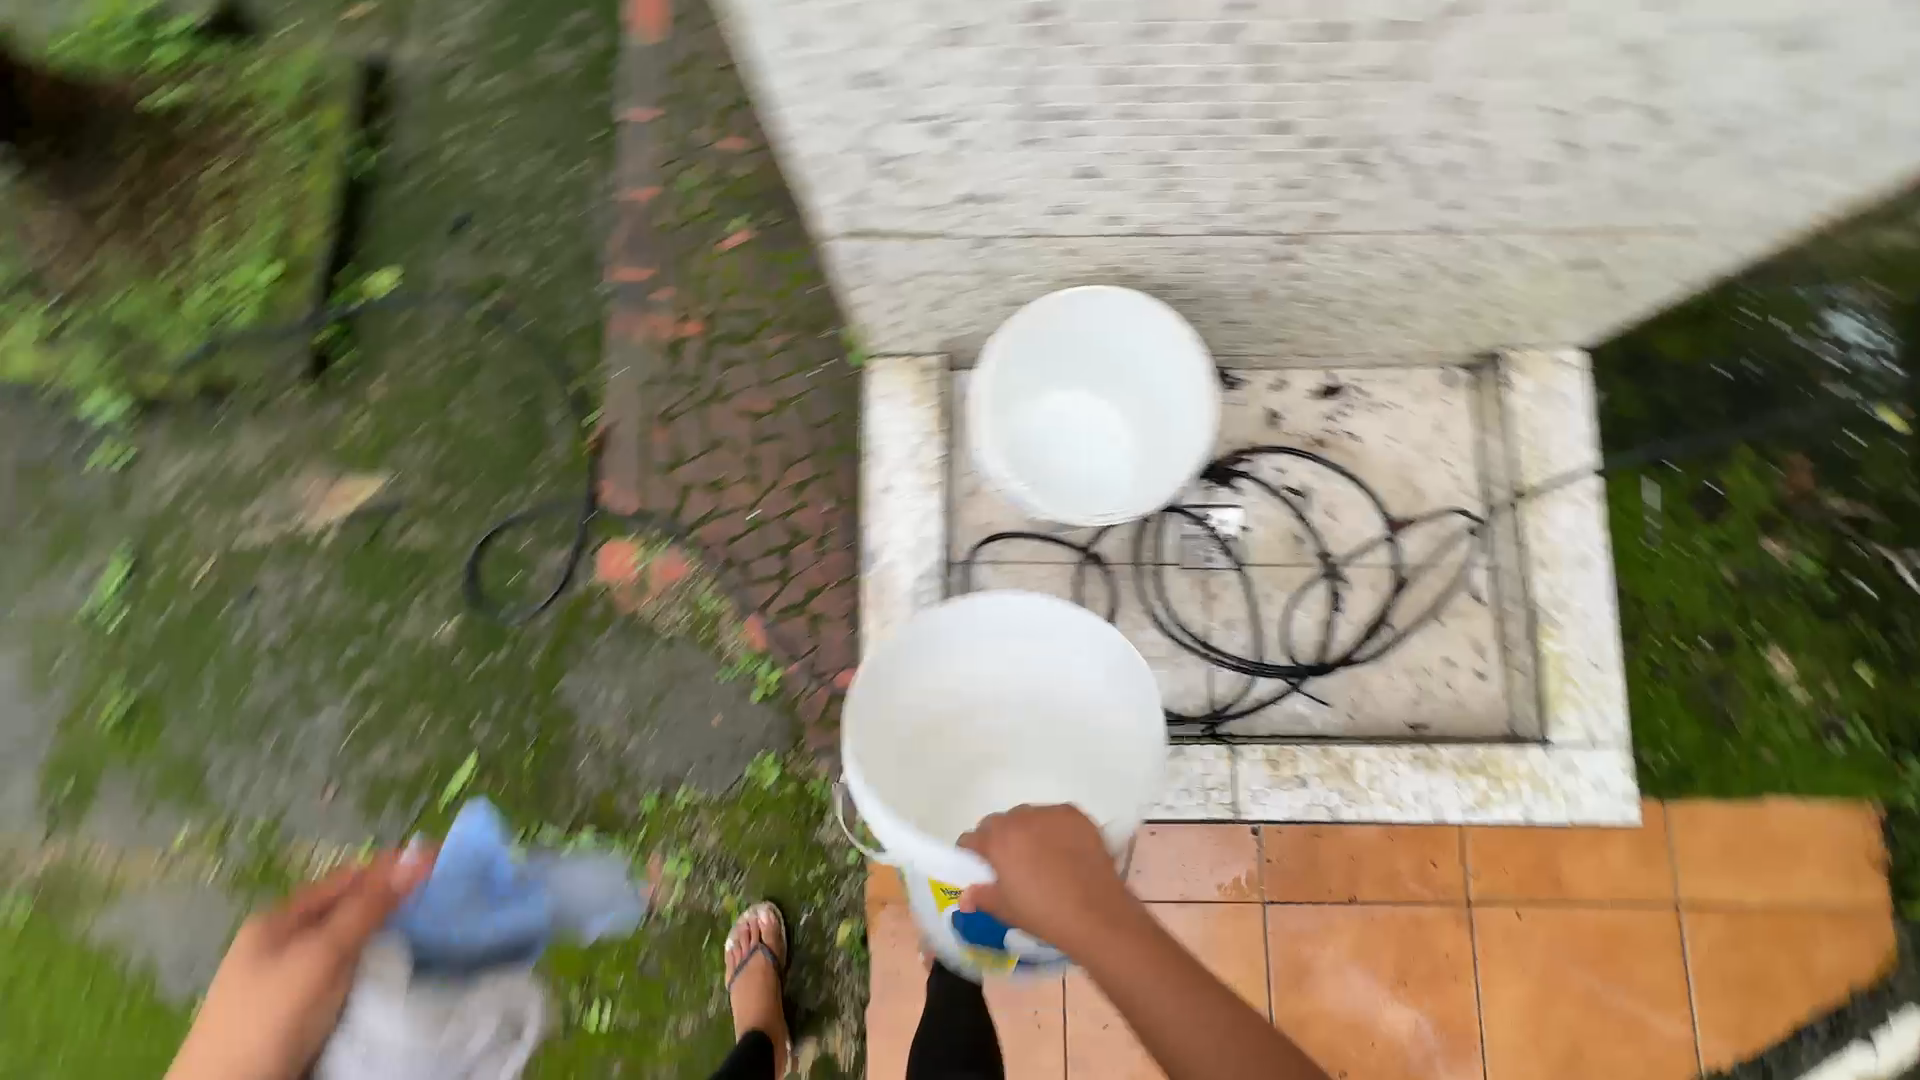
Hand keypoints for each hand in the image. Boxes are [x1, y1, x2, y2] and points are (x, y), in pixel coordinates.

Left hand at [166, 850, 433, 1079]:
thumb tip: (419, 852)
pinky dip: (378, 962)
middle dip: (395, 901)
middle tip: (444, 898)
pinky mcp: (307, 1004)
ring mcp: (294, 975)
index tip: (442, 865)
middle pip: (352, 908)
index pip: (349, 878)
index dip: (393, 868)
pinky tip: (400, 964)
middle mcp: (286, 941)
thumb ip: (370, 905)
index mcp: (280, 920)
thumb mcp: (323, 954)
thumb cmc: (271, 1015)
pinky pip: (352, 969)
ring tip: (433, 928)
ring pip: (355, 940)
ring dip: (390, 934)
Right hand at [956, 804, 1138, 955]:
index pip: (971, 838)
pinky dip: (1053, 829)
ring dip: (1026, 831)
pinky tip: (1064, 852)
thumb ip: (981, 896)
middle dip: (998, 840)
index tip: (980, 868)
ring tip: (1041, 858)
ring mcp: (1050, 813)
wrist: (1097, 914)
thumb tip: (965, 896)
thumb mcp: (1006, 910)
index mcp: (997, 840)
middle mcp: (1020, 818)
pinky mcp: (1074, 814)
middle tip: (1011, 865)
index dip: (971, 854)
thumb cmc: (1045, 915)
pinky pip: (1054, 817)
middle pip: (999, 823)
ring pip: (1027, 816)